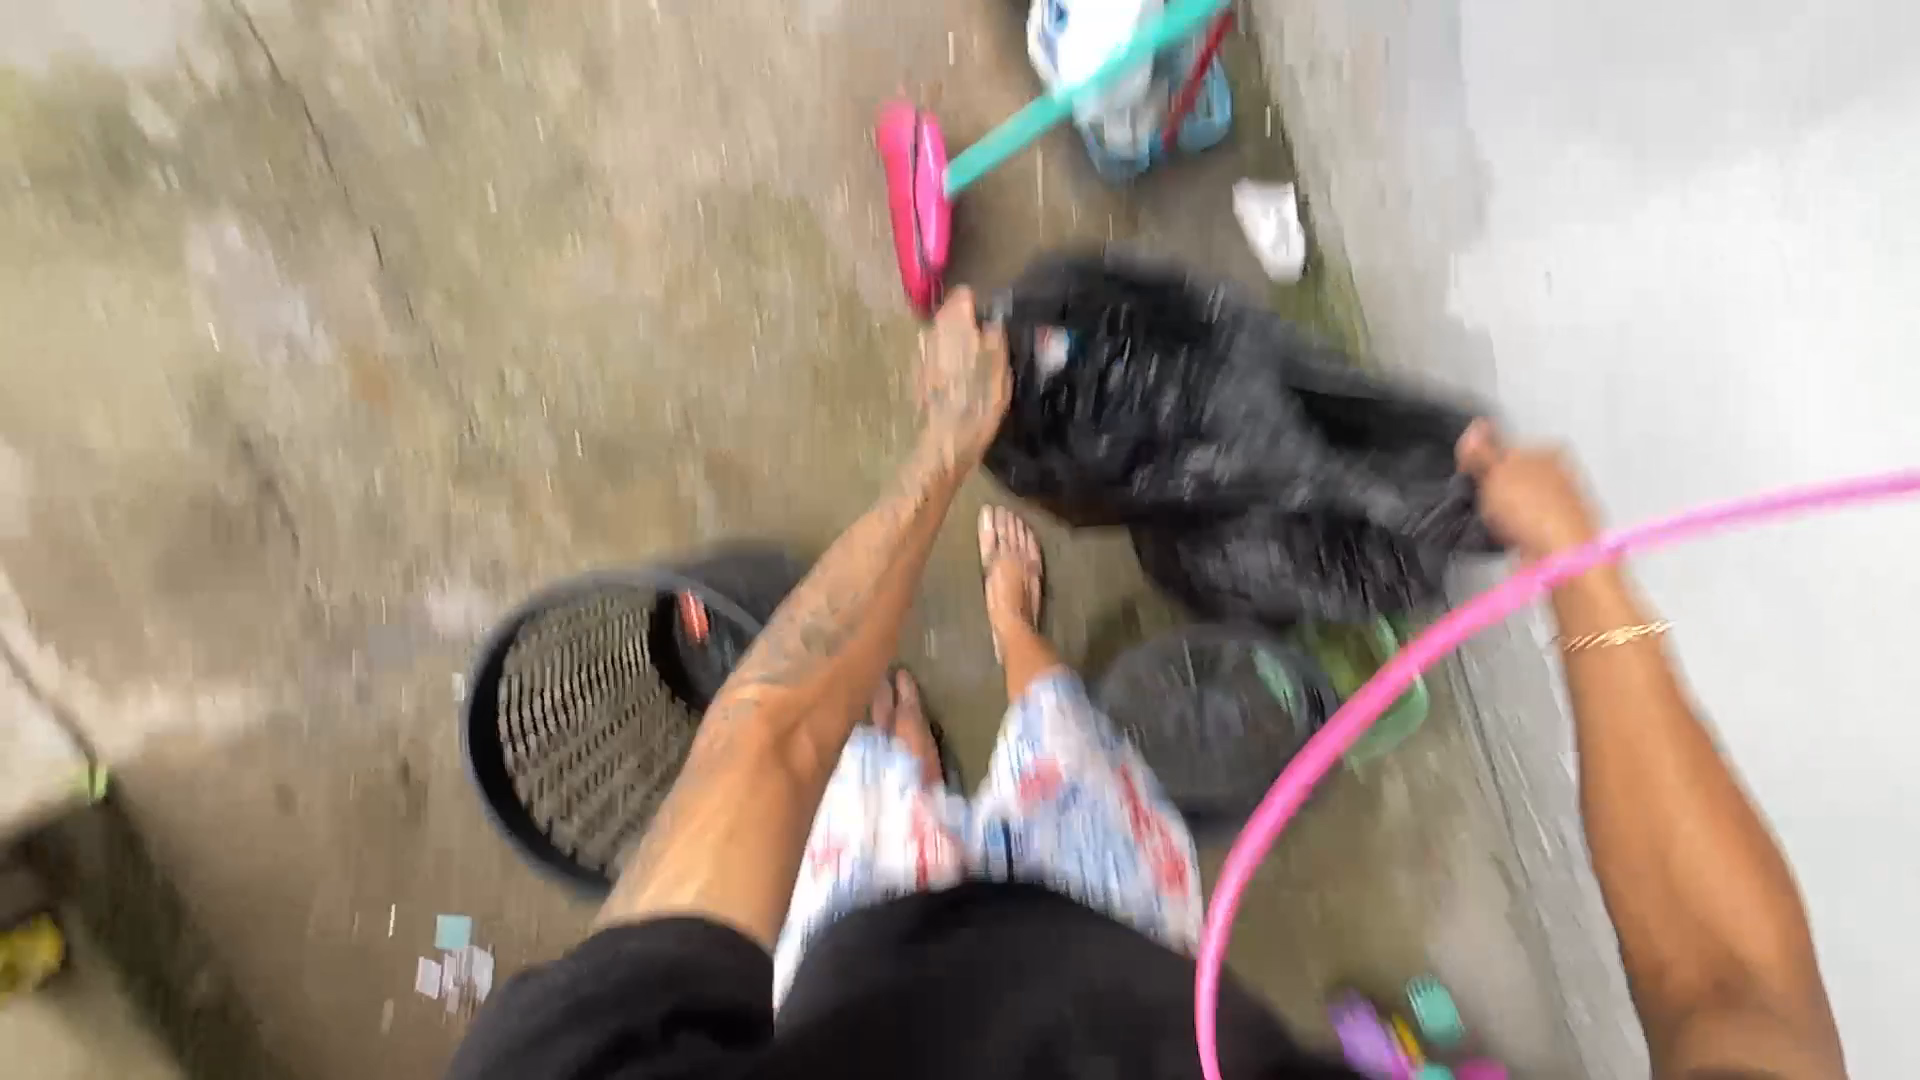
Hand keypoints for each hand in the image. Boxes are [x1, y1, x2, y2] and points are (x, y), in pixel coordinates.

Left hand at [916, 288, 1011, 465]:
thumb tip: (993, 320)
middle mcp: (931, 331)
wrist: (946, 440)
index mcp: (953, 322)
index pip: (964, 294)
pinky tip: (960, 383)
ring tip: (975, 368)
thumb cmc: (979, 402)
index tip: (993, 323)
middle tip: (988, 347)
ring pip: (943, 337)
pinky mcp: (917, 374)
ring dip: (957, 346)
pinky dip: (947, 363)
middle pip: (951, 316)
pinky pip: (936, 358)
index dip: (980, 306)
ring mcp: (920, 353)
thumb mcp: (1001, 366)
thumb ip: (997, 335)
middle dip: (968, 326)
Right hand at [1456, 420, 1602, 559]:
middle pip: (1506, 473)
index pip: (1502, 446)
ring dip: (1495, 510)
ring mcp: (1554, 502)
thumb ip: (1480, 451)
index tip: (1469, 470)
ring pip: (1508, 500)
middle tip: (1482, 494)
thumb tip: (1473, 429)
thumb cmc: (1540, 511)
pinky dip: (1504, 528)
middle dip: (1489, 485)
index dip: (1479, 460)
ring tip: (1494, 517)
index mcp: (1549, 450)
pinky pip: (1514, 523)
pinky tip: (1504, 532)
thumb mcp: (1495, 471)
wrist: (1559, 555)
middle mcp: (1557, 473)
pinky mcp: (1547, 528)